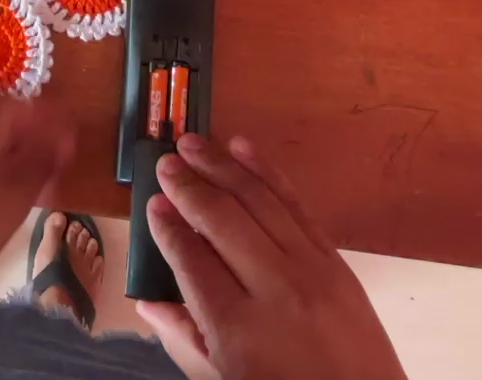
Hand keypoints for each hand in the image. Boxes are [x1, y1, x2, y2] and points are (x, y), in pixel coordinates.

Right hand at [138, 133, 407, 379]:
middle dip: (188, 186)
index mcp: (238, 331)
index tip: (151, 202)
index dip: (167, 228)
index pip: (191, 261)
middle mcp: (274, 291)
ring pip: (257, 200)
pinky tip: (241, 147)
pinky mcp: (336, 259)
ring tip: (191, 142)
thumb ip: (185, 339)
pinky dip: (266, 170)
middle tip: (164, 163)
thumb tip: (146, 301)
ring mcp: (310, 270)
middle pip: (221, 220)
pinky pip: (295, 203)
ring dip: (220, 165)